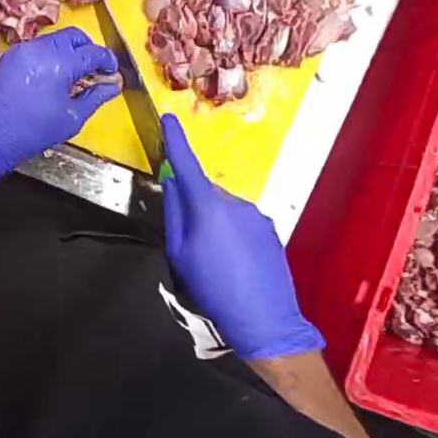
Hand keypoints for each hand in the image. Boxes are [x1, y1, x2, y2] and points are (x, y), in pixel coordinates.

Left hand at [0, 28, 118, 180]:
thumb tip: (112, 86)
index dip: (107, 60)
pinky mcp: (9, 56)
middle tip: (93, 69)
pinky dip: (49, 56)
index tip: (112, 71)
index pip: (92, 52)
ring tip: (72, 75)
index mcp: (60, 63)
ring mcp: (22, 50)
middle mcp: (40, 49)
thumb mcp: (72, 118)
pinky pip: (36, 48)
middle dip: (88, 49)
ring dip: (68, 51)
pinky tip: (51, 76)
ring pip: (54, 40)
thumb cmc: (34, 131)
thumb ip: (96, 97)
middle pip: (73, 36)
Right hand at [161, 114, 324, 358]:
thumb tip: (172, 182)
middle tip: (186, 243)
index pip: (187, 165)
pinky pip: (240, 222)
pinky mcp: (269, 231)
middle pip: (204, 192)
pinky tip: (229, 263)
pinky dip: (228, 234)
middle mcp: (236, 203)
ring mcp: (257, 215)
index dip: (176, 141)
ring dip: (211, 224)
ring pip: (223, 209)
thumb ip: (174, 213)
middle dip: (191, 206)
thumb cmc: (211, 288)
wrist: (264, 318)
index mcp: (208, 206)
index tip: (169, 119)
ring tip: (210, 261)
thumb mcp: (179, 253)